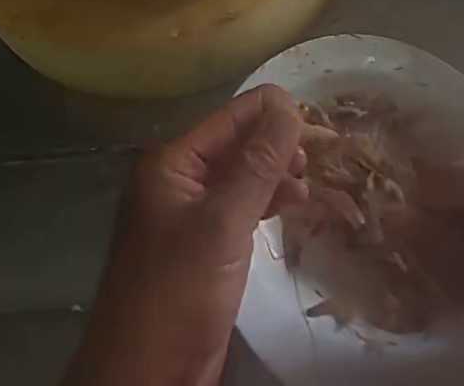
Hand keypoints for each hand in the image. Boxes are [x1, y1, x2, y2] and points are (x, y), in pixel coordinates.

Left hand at [64, 84, 307, 385]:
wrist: (146, 373)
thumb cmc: (179, 288)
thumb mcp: (223, 222)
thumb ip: (257, 164)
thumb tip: (286, 105)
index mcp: (170, 162)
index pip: (226, 119)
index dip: (267, 110)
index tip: (312, 107)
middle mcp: (178, 180)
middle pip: (234, 146)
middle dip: (274, 143)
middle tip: (317, 150)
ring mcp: (191, 214)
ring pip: (240, 177)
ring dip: (274, 173)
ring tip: (309, 176)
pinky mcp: (205, 246)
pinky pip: (240, 207)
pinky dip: (267, 201)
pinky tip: (294, 202)